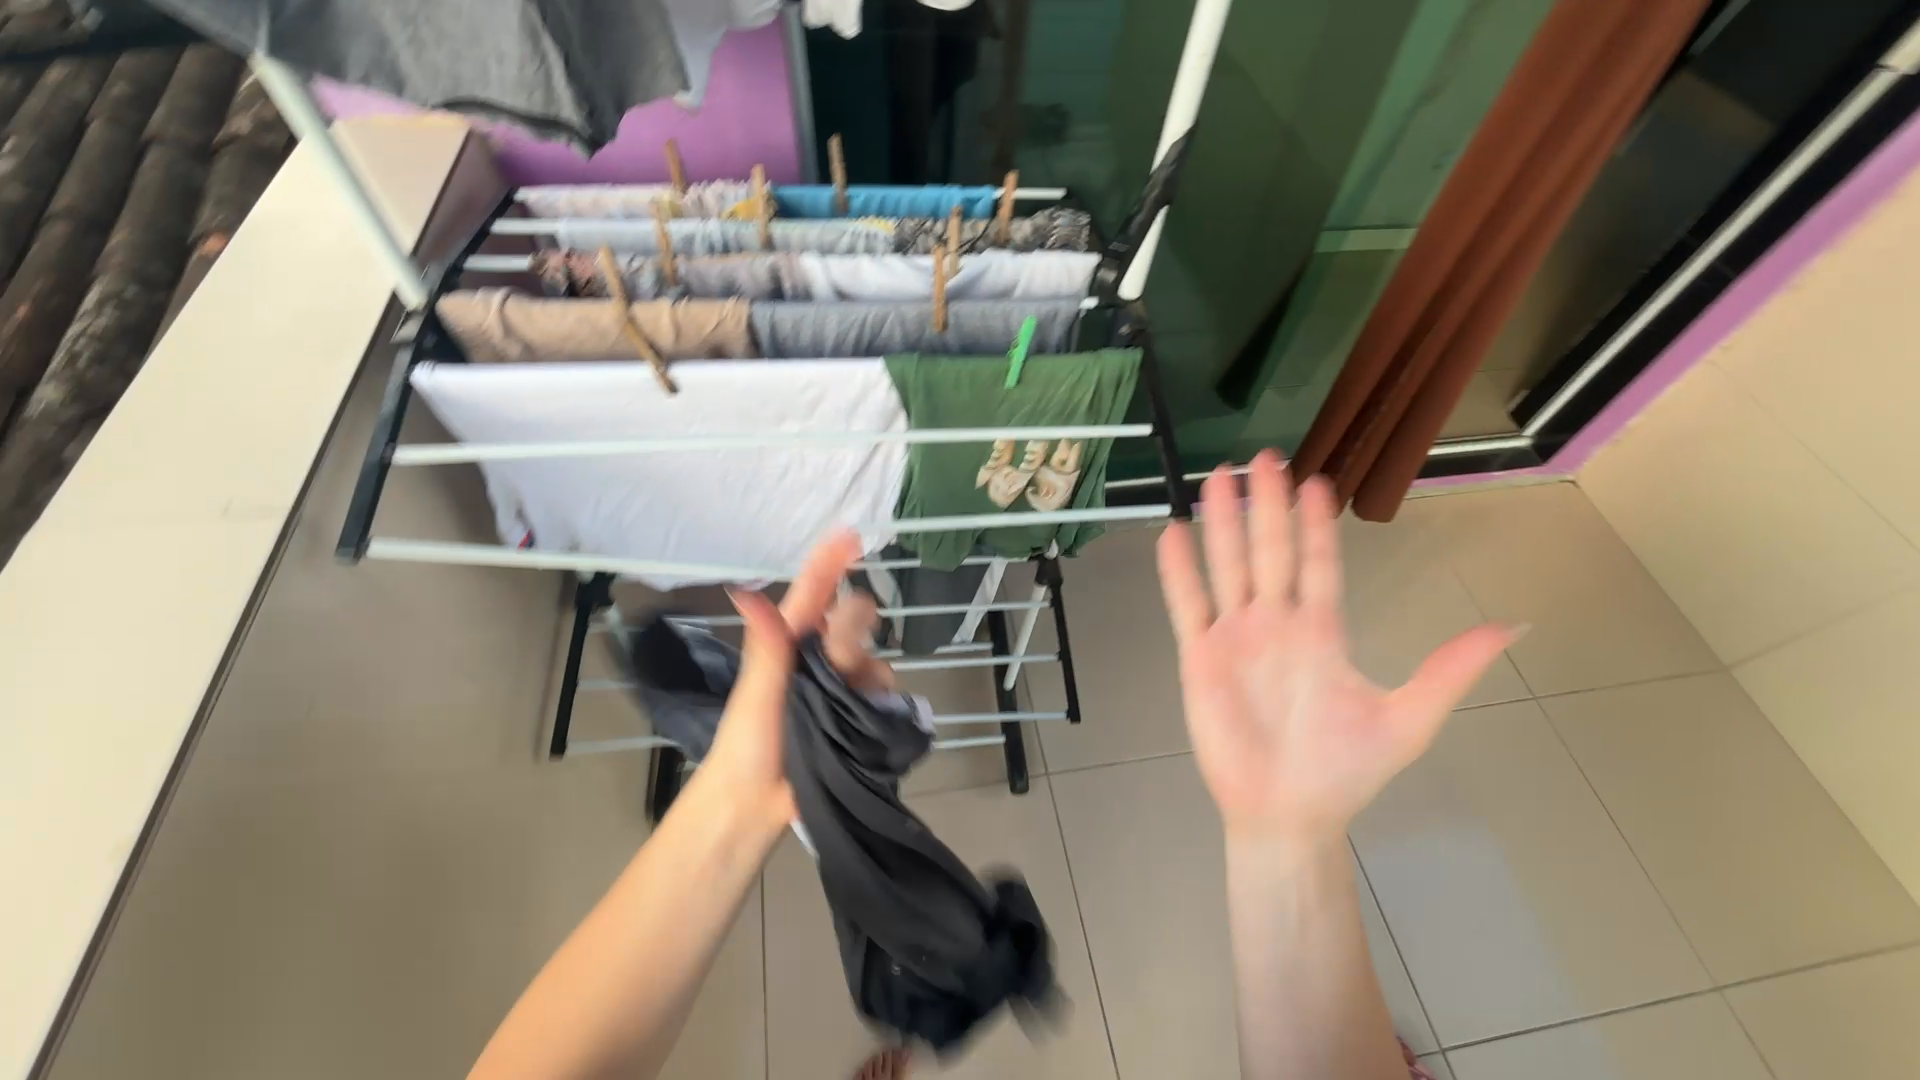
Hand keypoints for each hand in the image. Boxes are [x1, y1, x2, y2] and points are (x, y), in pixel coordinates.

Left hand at [701, 529, 864, 830]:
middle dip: (854, 629)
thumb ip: (765, 647)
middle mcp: (817, 660)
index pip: (812, 594)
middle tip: (843, 658)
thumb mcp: (754, 695)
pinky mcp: (857, 715)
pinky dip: (884, 699)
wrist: (759, 805)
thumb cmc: (746, 746)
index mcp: (787, 645)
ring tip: (850, 707)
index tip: (851, 534)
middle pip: (851, 623)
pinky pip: (885, 693)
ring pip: (874, 659)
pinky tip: (875, 716)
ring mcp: (839, 688)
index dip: (830, 562)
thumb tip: (746, 592)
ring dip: (869, 673)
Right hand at [1156, 451, 1520, 843]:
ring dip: (1222, 525)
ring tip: (1217, 479)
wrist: (1286, 814)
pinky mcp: (1200, 657)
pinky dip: (1179, 572)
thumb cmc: (1343, 771)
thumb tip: (1516, 626)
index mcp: (1322, 631)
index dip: (1316, 525)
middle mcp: (1276, 623)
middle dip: (1267, 505)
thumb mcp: (1409, 719)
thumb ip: (1450, 668)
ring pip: (1227, 567)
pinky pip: (1188, 606)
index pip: (1319, 564)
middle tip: (1262, 458)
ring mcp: (1235, 637)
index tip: (1316, 482)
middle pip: (1270, 552)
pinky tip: (1173, 535)